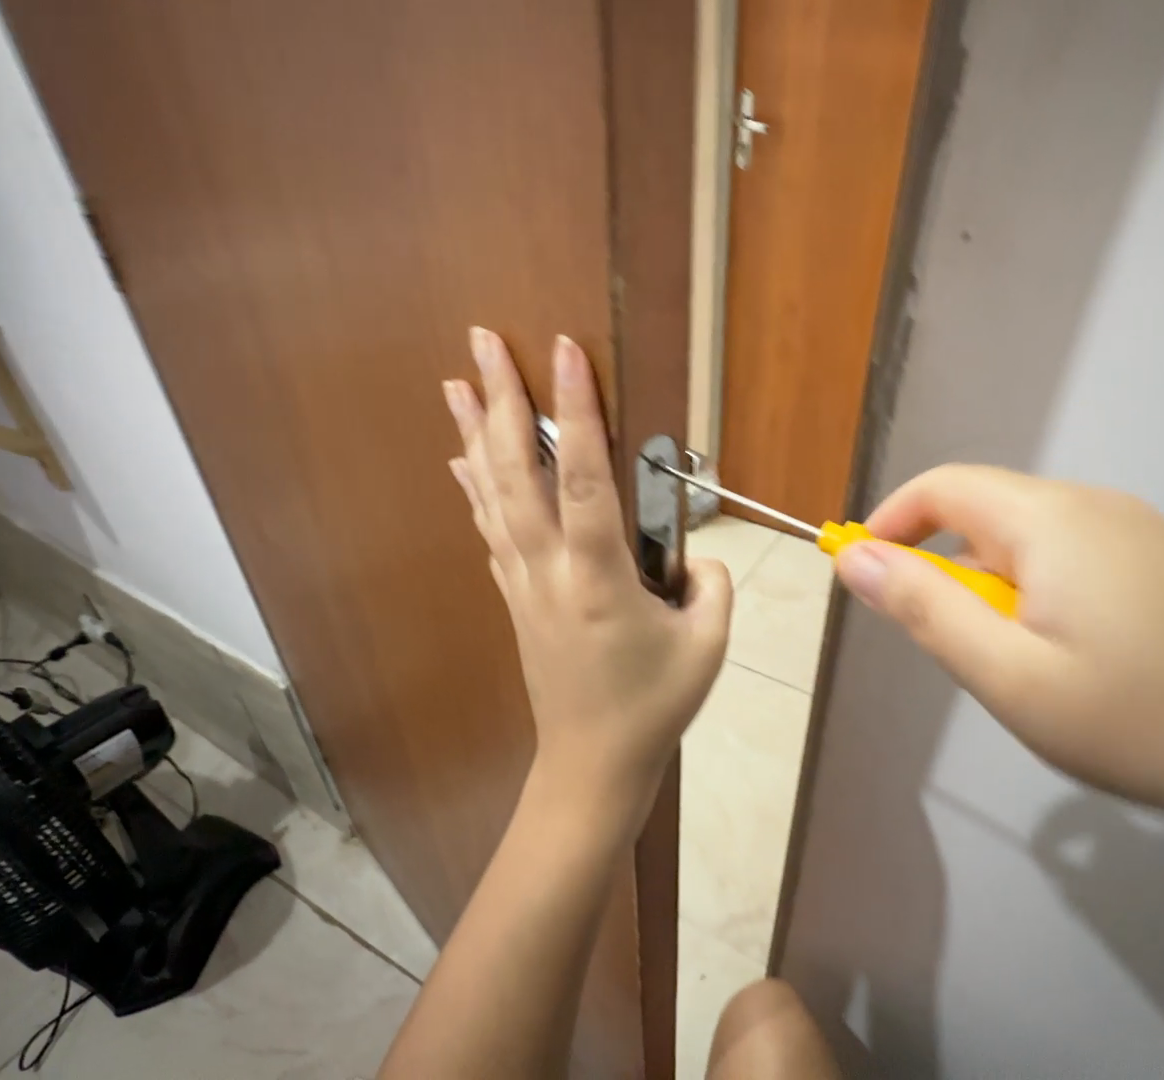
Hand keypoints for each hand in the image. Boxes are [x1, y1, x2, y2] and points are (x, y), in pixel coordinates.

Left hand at [442, 328, 731, 817]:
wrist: (592, 762)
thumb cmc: (654, 705)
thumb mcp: (708, 644)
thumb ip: (708, 582)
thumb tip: (690, 555)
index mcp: (598, 580)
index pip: (586, 481)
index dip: (578, 413)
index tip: (565, 353)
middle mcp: (548, 571)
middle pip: (517, 475)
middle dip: (501, 402)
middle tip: (481, 342)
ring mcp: (523, 584)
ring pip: (493, 497)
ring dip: (475, 436)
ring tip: (455, 384)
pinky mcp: (515, 597)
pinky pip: (490, 530)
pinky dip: (475, 489)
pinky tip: (462, 461)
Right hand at [835, 465, 1163, 834]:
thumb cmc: (1146, 719)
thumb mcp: (1012, 678)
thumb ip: (926, 611)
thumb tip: (854, 557)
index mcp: (1050, 520)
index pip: (942, 486)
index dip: (891, 523)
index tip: (866, 577)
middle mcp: (1098, 507)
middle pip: (988, 514)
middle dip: (950, 571)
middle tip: (965, 655)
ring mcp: (1146, 534)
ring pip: (1036, 545)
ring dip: (1001, 593)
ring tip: (1031, 673)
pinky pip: (1081, 563)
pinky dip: (1048, 600)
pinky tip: (1090, 668)